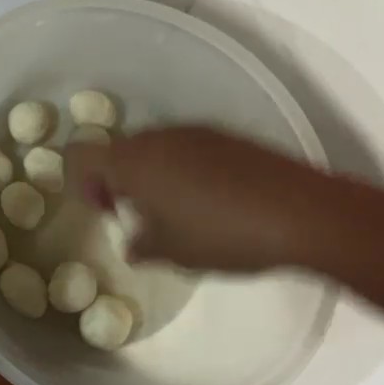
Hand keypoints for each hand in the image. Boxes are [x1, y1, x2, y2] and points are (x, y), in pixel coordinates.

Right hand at [68, 125, 342, 272]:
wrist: (301, 211)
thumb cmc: (223, 234)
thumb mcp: (175, 253)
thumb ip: (143, 246)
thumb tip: (132, 244)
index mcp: (132, 161)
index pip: (82, 155)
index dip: (84, 183)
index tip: (106, 211)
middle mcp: (155, 137)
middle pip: (118, 149)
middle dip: (120, 180)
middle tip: (139, 216)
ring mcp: (191, 131)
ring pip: (153, 147)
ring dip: (152, 174)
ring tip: (179, 212)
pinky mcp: (222, 135)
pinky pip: (185, 147)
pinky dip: (183, 168)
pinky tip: (212, 201)